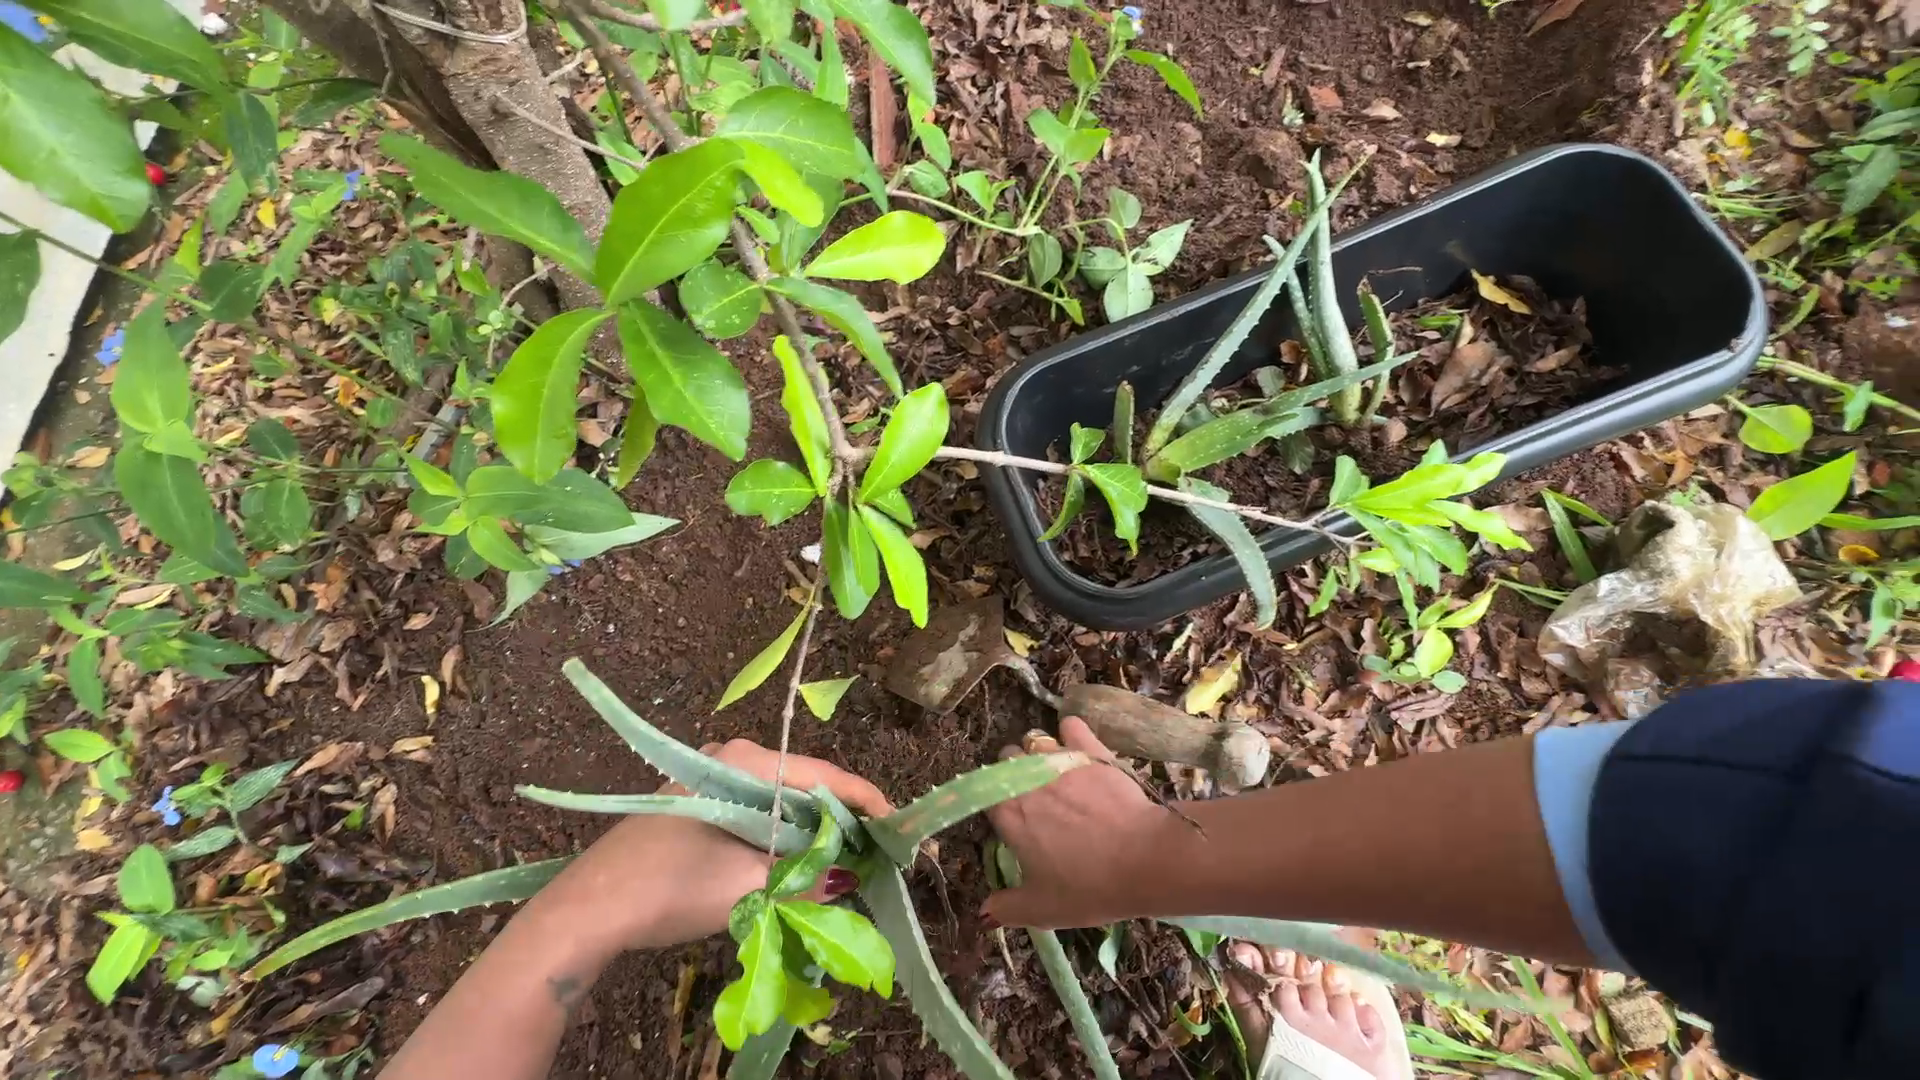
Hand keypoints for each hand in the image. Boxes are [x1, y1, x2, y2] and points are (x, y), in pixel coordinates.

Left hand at [522, 739, 892, 959]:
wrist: (587, 912)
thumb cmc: (670, 888)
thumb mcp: (748, 886)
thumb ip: (807, 877)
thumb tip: (849, 878)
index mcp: (744, 761)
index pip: (822, 774)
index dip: (864, 800)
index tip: (898, 825)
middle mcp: (730, 758)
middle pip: (804, 784)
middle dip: (840, 817)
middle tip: (874, 848)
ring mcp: (712, 779)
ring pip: (781, 800)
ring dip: (811, 829)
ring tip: (845, 857)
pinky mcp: (700, 803)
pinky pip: (758, 812)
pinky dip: (783, 835)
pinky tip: (797, 859)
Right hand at [983, 717, 1178, 929]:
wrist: (1143, 859)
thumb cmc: (1090, 886)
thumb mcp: (1043, 909)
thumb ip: (1007, 907)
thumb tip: (982, 913)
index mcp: (1009, 815)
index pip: (985, 793)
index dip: (997, 801)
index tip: (1011, 817)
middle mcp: (1026, 780)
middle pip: (1006, 759)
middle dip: (1014, 771)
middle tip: (1036, 797)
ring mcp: (1059, 761)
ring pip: (1035, 741)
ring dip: (1039, 753)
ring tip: (1057, 772)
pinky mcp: (1090, 750)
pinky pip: (1071, 726)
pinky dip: (1072, 732)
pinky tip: (1078, 744)